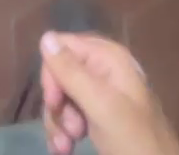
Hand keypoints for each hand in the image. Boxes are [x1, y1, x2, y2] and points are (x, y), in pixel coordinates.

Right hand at [40, 32, 178, 154]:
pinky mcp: (99, 118)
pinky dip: (62, 131)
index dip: (53, 74)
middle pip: (61, 74)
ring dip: (58, 122)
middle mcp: (103, 70)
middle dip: (56, 104)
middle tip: (68, 130)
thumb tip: (45, 35)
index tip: (55, 102)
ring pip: (62, 97)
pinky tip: (63, 149)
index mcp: (108, 57)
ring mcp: (102, 95)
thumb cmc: (133, 139)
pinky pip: (70, 115)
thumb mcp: (101, 105)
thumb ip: (72, 72)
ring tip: (65, 146)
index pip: (63, 46)